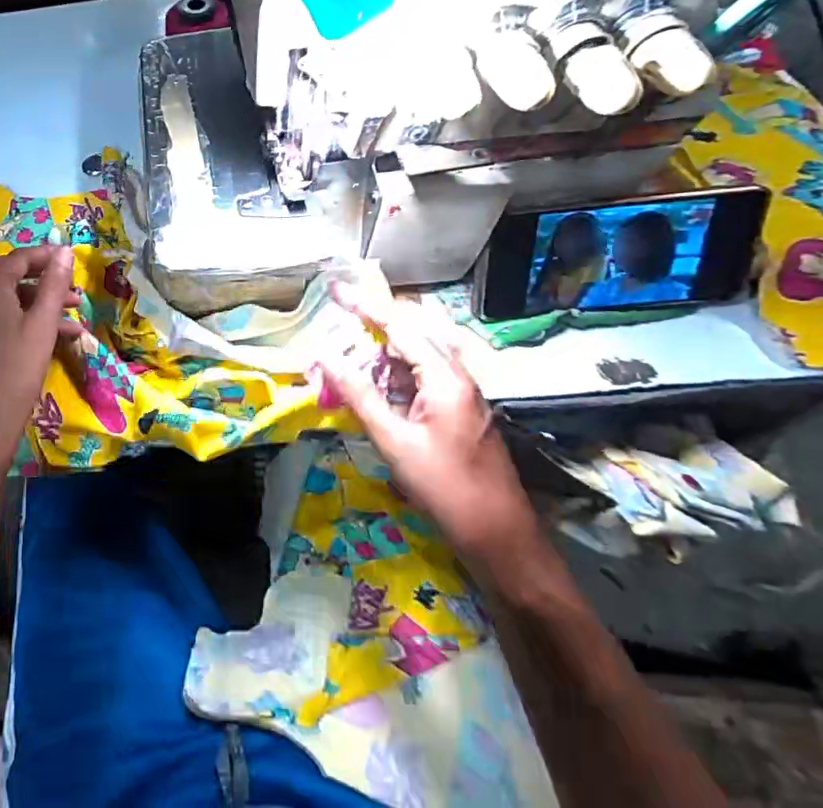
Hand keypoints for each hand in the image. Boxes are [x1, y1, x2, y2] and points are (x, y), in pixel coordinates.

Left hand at [0, 245, 78, 481]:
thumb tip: (64, 250)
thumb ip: (54, 285)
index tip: (70, 259)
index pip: (18, 258)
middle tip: (74, 291)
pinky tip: (54, 338)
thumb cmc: (18, 369)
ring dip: (41, 304)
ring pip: (10, 301)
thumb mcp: (43, 324)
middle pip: (12, 277)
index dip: (46, 255)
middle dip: (46, 281)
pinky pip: (2, 319)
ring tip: (74, 317)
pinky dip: (27, 320)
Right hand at [313, 283, 537, 567]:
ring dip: (378, 354)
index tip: (336, 290)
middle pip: (411, 332)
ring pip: (414, 355)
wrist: (497, 531)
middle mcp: (457, 375)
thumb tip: (324, 357)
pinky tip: (369, 385)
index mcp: (446, 377)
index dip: (365, 305)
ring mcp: (460, 391)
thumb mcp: (393, 440)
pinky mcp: (456, 408)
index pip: (401, 325)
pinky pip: (419, 377)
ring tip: (344, 361)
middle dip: (371, 325)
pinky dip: (391, 375)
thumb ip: (358, 393)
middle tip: (337, 325)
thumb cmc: (444, 486)